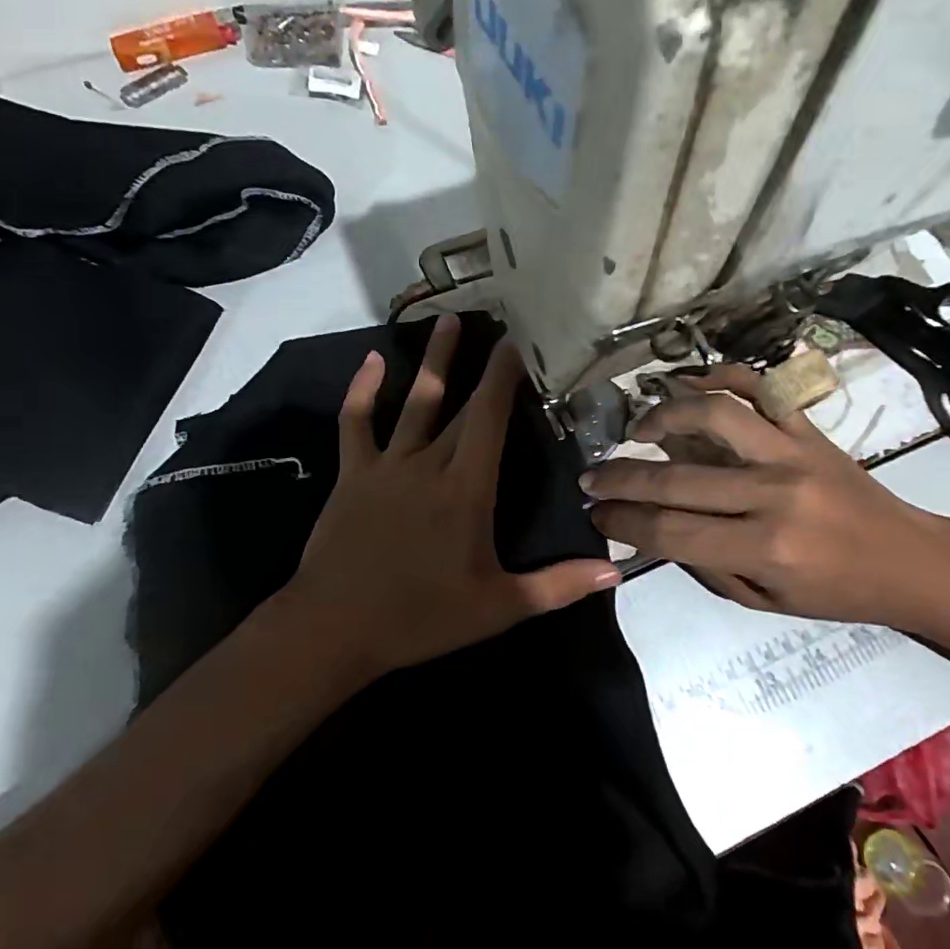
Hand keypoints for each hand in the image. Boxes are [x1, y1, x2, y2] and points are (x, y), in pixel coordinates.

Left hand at [287, 315, 620, 673]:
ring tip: (447, 320)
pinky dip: (362, 390)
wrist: (333, 629)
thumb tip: (616, 573)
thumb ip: (559, 586)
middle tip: (502, 325)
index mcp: (467, 489)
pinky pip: (356, 423)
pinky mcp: (352, 475)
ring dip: (432, 360)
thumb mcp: (499, 607)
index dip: (505, 377)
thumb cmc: (421, 617)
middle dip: (484, 363)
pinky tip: (370, 361)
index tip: (521, 342)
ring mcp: (386, 466)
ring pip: (413, 401)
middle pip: (461, 405)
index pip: (490, 418)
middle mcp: (429, 464)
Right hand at [584, 364, 949, 629]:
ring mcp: (793, 452)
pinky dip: (721, 376)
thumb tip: (650, 531)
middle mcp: (773, 494)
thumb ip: (704, 564)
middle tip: (591, 477)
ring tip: (640, 428)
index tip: (594, 513)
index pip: (670, 531)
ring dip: (665, 414)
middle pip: (677, 477)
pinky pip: (761, 388)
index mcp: (763, 548)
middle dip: (620, 478)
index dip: (621, 521)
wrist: (907, 558)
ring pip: (715, 414)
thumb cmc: (834, 592)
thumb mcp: (763, 600)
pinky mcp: (809, 429)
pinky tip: (692, 386)